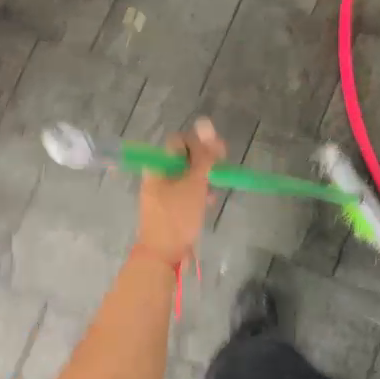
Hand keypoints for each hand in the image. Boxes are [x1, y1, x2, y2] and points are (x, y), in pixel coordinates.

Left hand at [134, 119, 225, 264]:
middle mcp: (157, 176)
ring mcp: (162, 193)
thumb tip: (206, 123)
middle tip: (221, 170)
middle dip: (204, 162)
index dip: (200, 143)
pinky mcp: (169, 209)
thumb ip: (203, 156)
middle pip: (183, 159)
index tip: (219, 154)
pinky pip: (186, 193)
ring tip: (217, 188)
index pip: (179, 142)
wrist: (162, 255)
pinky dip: (198, 194)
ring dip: (203, 179)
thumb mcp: (194, 184)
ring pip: (186, 177)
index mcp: (158, 166)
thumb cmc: (177, 217)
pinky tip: (210, 201)